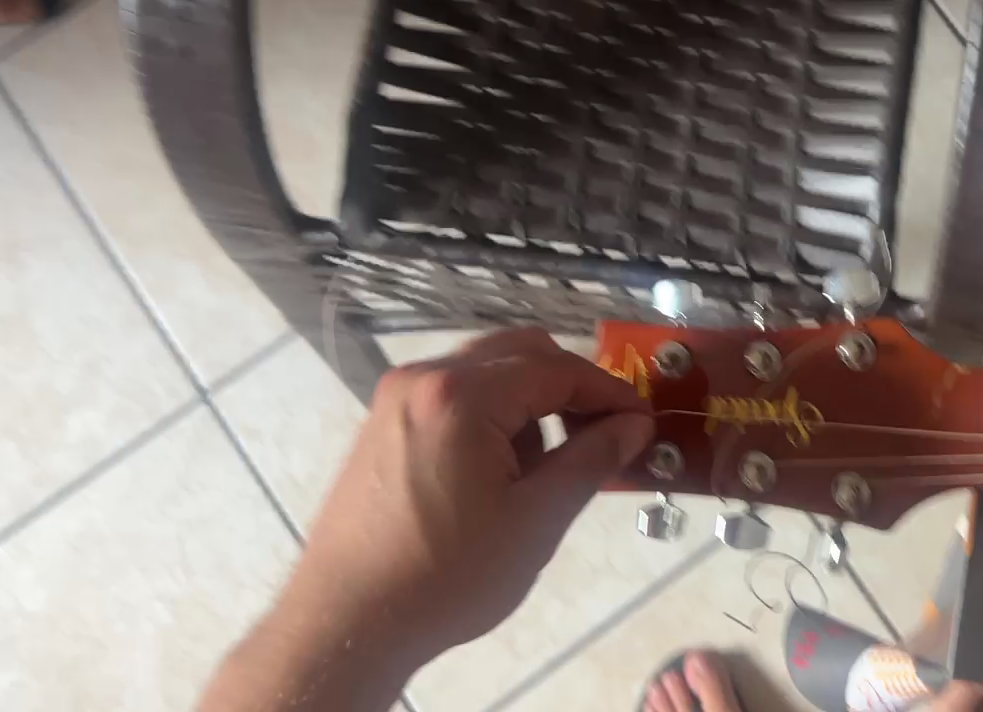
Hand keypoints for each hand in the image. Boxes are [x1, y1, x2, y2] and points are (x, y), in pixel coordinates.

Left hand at [199, 329, 651, 711]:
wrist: (339, 631)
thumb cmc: (445, 576)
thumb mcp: (537, 519)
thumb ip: (594, 458)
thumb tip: (637, 425)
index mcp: (463, 395)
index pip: (560, 370)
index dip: (610, 392)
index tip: (643, 421)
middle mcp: (426, 377)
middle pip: (526, 351)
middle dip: (573, 387)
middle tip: (604, 431)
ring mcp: (399, 397)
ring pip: (493, 367)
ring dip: (535, 397)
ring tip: (550, 457)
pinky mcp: (385, 421)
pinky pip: (460, 390)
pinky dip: (497, 409)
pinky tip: (502, 464)